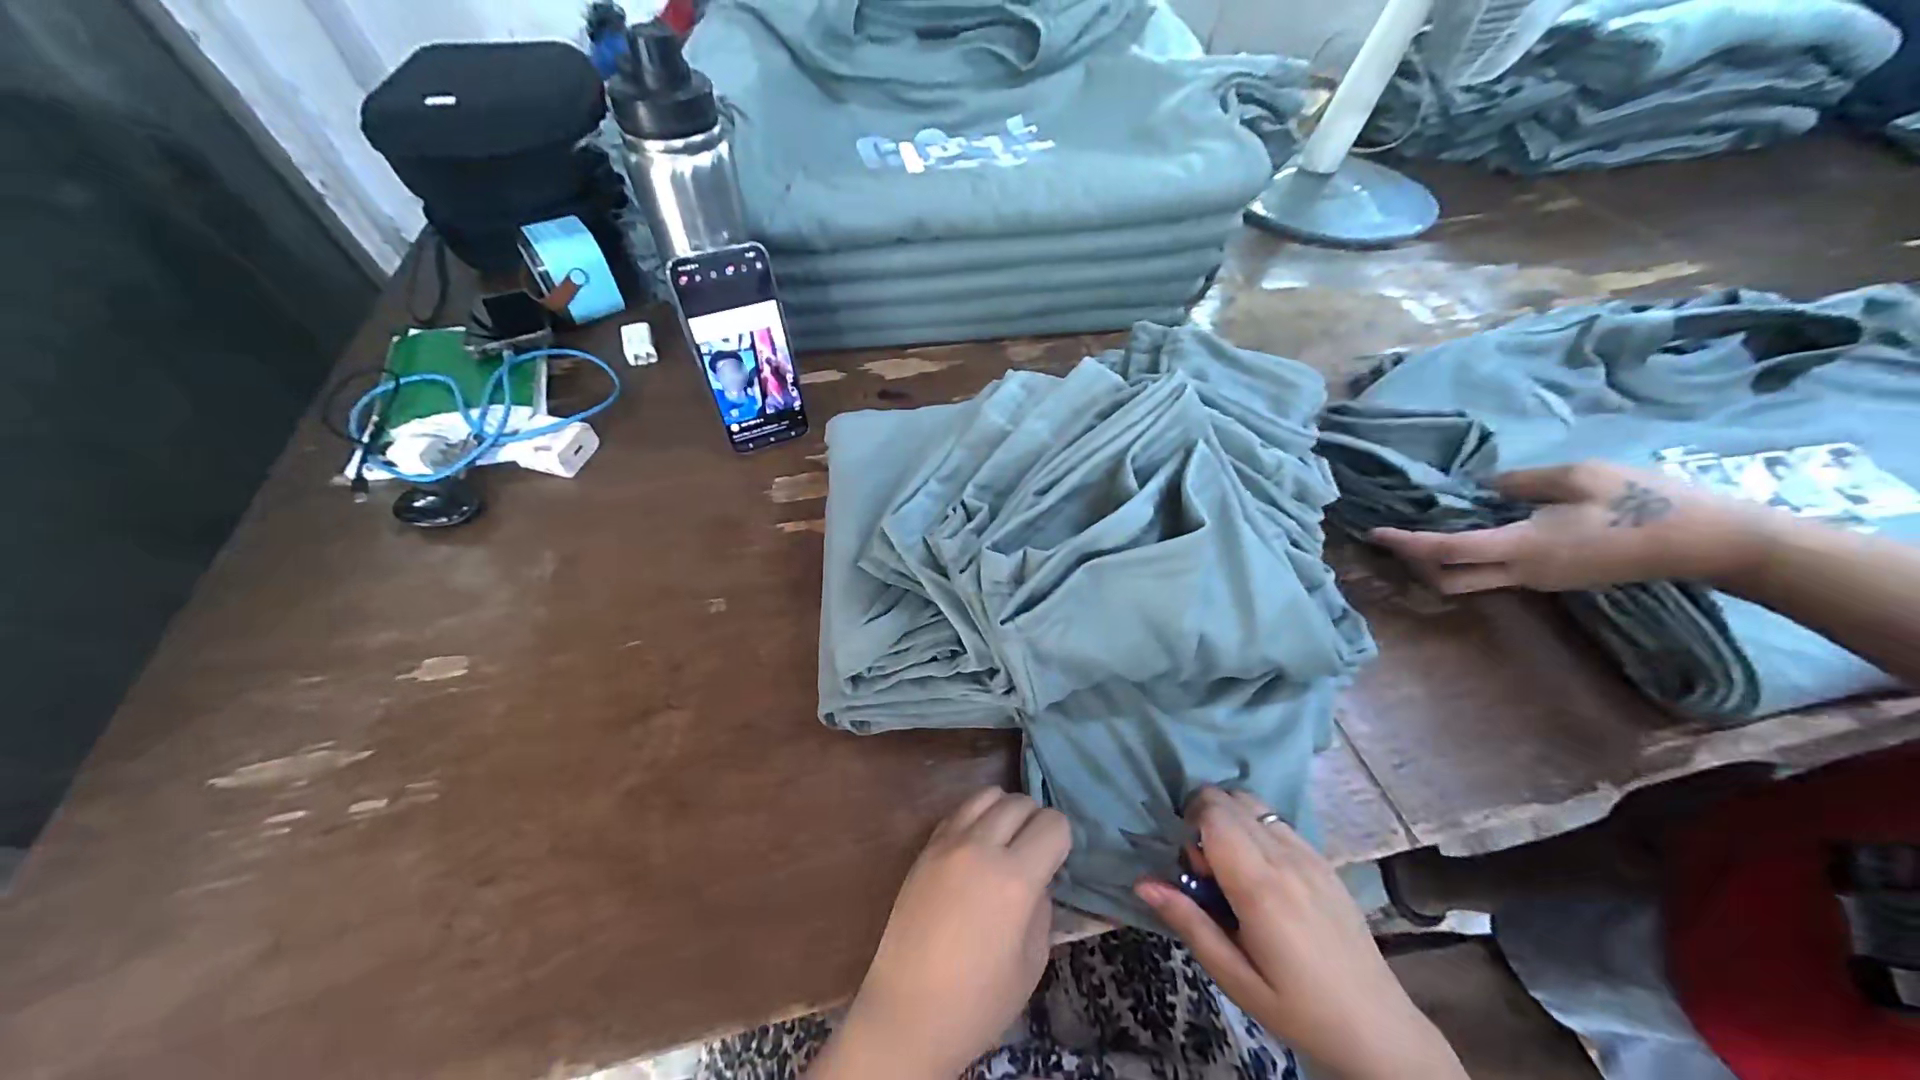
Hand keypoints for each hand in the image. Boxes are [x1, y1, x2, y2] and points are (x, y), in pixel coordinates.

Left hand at [810, 788, 1070, 1079]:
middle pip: (1020, 802)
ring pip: (987, 795)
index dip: (1062, 840)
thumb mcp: (1032, 961)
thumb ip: (1043, 907)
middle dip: (1036, 821)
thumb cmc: (978, 1001)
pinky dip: (976, 817)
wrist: (908, 1012)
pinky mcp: (924, 849)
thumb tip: (1039, 877)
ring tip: (1006, 843)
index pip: (1053, 823)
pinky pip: (958, 811)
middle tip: (1035, 853)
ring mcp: (947, 844)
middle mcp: (980, 848)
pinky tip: (976, 848)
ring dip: (1005, 811)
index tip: (1057, 863)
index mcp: (1014, 879)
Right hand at [1136, 789, 1465, 1079]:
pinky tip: (1260, 872)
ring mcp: (1309, 854)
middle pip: (1228, 798)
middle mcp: (1285, 857)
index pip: (1212, 812)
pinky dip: (1254, 827)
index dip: (1188, 824)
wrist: (1379, 1030)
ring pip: (1252, 802)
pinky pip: (1276, 819)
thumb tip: (1143, 882)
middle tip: (1207, 872)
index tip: (1191, 867)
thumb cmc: (1298, 1010)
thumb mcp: (1234, 978)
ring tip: (1231, 867)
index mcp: (1260, 886)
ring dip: (1229, 819)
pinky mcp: (1324, 860)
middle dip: (1203, 819)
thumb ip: (1189, 922)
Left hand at [1370, 462, 1780, 593]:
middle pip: (1447, 580)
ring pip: (1468, 583)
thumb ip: (1520, 481)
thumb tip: (1484, 486)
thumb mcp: (1578, 475)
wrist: (1708, 543)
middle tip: (1395, 536)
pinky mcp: (1551, 580)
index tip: (1375, 532)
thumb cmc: (1645, 502)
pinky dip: (1467, 562)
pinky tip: (1464, 536)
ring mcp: (1537, 581)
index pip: (1445, 551)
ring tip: (1421, 533)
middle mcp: (1521, 573)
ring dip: (1439, 565)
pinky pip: (1493, 576)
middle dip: (1414, 563)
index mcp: (1522, 546)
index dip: (1406, 543)